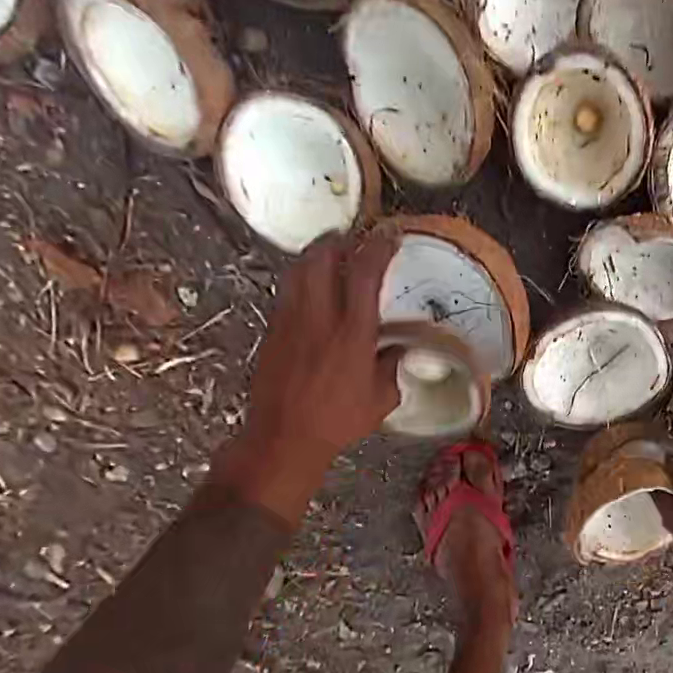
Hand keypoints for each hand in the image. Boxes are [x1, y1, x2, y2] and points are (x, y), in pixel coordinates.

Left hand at [211, 232, 400, 515]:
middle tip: (353, 238)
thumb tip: (398, 349)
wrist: (283, 437)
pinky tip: (313, 290)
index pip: (364, 274)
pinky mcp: (273, 330)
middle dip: (339, 240)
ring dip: (317, 255)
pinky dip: (302, 279)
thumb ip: (392, 366)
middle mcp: (319, 318)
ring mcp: (291, 321)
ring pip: (299, 269)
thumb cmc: (338, 420)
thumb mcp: (381, 398)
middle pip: (322, 257)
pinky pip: (288, 291)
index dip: (378, 247)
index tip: (389, 235)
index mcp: (353, 333)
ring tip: (331, 255)